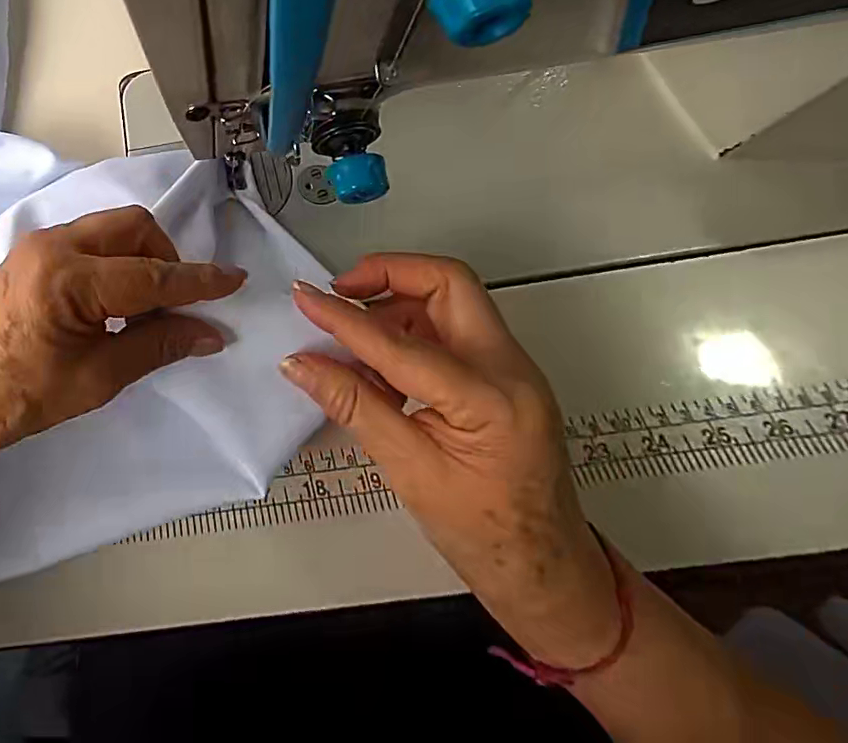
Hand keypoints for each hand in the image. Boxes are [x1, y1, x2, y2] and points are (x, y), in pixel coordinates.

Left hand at [0, 205, 245, 492]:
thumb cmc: (19, 397)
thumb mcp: (98, 378)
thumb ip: (158, 345)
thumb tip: (209, 331)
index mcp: (68, 278)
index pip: (151, 273)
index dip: (197, 280)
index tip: (232, 282)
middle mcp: (51, 246)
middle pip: (132, 227)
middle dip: (165, 258)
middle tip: (176, 303)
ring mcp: (36, 244)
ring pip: (109, 229)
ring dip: (138, 257)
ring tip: (146, 305)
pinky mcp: (29, 252)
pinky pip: (86, 240)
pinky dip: (112, 259)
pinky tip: (114, 299)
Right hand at [277, 254, 620, 667]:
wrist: (550, 572)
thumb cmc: (483, 533)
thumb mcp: (408, 470)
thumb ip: (352, 406)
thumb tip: (297, 362)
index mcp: (489, 398)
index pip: (399, 340)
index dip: (342, 317)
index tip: (301, 298)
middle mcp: (509, 368)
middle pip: (449, 283)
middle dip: (388, 274)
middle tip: (338, 291)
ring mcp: (510, 368)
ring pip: (448, 300)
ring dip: (393, 301)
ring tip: (348, 335)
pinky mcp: (499, 375)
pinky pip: (447, 329)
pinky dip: (405, 329)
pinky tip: (374, 363)